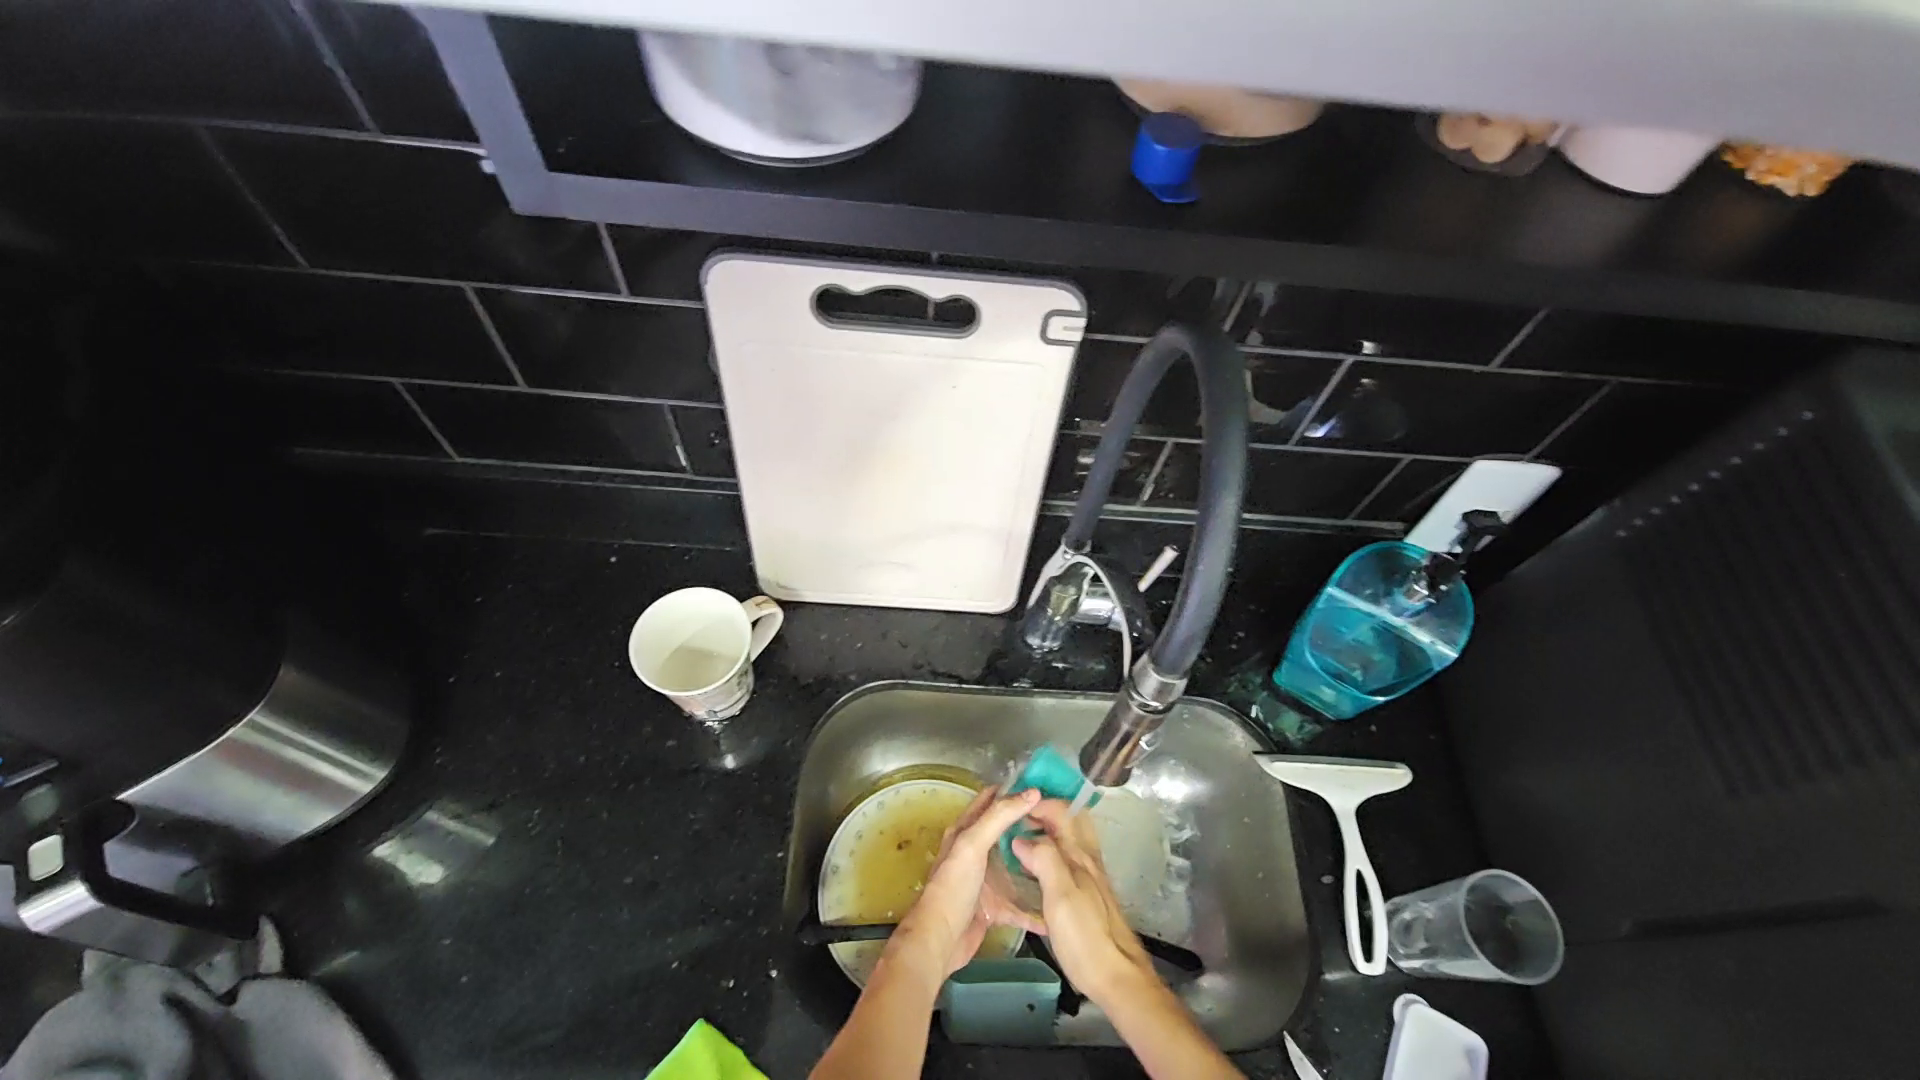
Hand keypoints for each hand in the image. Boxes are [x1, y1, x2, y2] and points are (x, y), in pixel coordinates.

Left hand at [891, 787, 1046, 975]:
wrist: (940, 940)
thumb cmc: (953, 886)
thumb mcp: (973, 844)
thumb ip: (999, 817)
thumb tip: (1031, 792)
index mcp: (966, 831)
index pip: (991, 800)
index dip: (1014, 791)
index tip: (1044, 787)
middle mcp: (976, 853)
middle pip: (1008, 833)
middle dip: (1032, 826)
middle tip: (1064, 823)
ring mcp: (986, 881)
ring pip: (1016, 867)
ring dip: (1036, 864)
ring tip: (1067, 859)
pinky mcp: (994, 907)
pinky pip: (1020, 905)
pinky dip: (1036, 907)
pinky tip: (1057, 906)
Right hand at [1011, 798, 1156, 1002]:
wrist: (1118, 978)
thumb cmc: (1086, 939)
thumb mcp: (1060, 898)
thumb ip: (1044, 861)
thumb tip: (1022, 838)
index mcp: (1081, 856)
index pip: (1062, 810)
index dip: (1038, 802)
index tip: (1012, 806)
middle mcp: (1088, 860)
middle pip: (1071, 819)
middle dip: (1045, 810)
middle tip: (1016, 817)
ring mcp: (1091, 877)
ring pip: (1070, 839)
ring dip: (1047, 831)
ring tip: (1018, 838)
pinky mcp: (1088, 895)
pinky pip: (1068, 859)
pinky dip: (1050, 853)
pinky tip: (1033, 869)